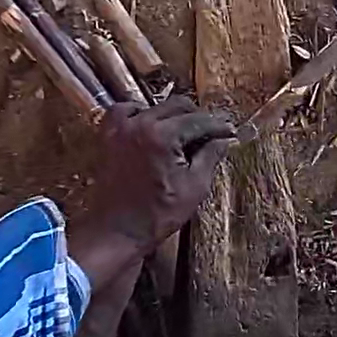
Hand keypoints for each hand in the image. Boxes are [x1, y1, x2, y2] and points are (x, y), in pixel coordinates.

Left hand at [88, 95, 235, 254]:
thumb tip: (224, 139)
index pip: (199, 121)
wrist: (117, 231)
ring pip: (154, 106)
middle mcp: (139, 124)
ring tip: (183, 132)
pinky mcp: (107, 135)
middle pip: (177, 106)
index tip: (229, 130)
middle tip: (211, 132)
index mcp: (162, 136)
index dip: (218, 125)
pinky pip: (125, 111)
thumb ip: (210, 157)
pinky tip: (150, 127)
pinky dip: (140, 113)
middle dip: (197, 117)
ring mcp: (120, 128)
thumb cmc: (157, 214)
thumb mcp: (194, 187)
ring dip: (171, 115)